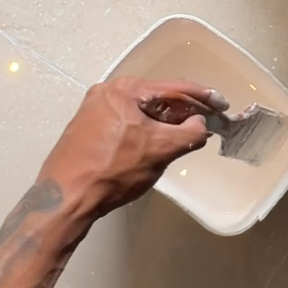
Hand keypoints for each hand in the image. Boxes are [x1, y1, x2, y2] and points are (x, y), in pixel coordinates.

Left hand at [39, 77, 222, 221]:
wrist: (65, 199)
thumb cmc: (113, 170)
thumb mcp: (160, 150)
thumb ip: (189, 133)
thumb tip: (201, 124)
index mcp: (125, 89)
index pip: (174, 88)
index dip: (203, 97)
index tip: (222, 106)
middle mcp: (107, 92)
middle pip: (157, 97)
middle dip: (183, 110)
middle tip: (205, 122)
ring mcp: (94, 109)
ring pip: (141, 110)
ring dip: (165, 122)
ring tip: (185, 135)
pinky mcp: (87, 128)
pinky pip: (126, 121)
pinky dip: (145, 129)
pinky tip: (156, 143)